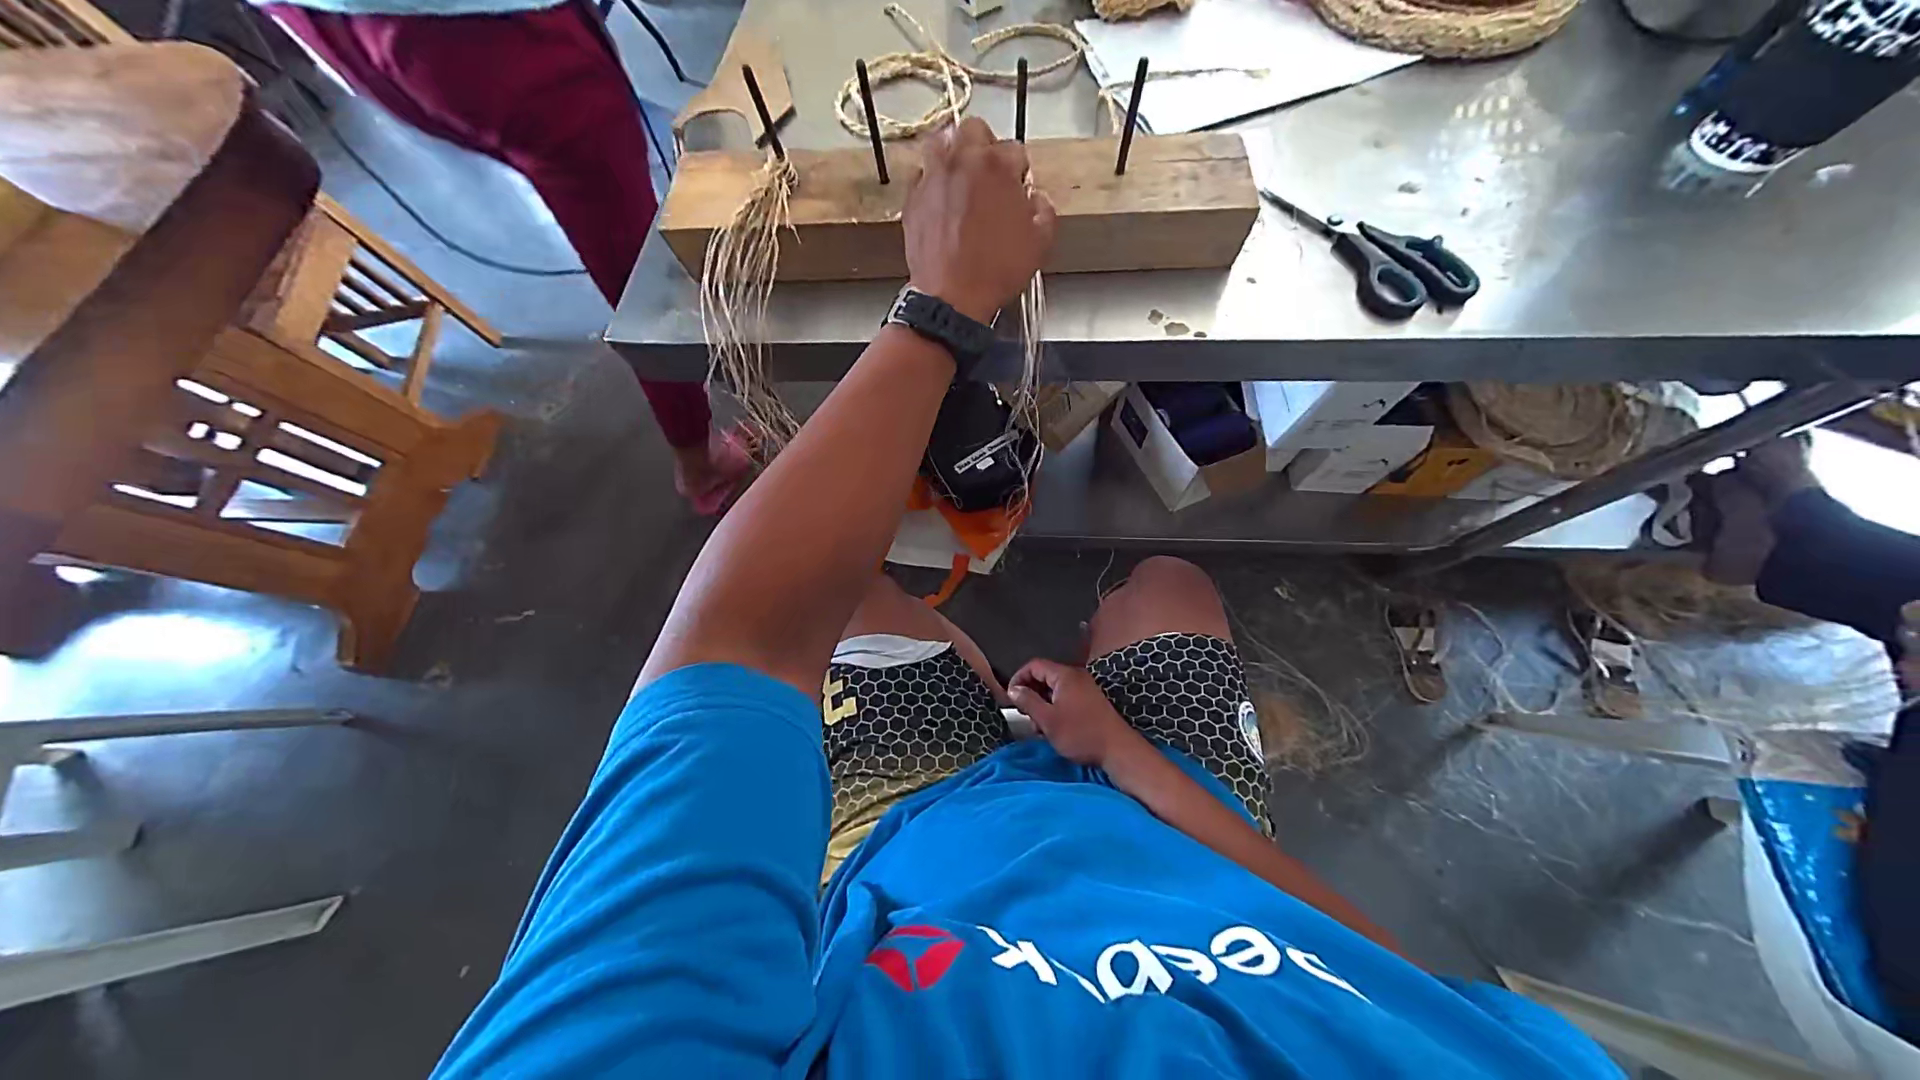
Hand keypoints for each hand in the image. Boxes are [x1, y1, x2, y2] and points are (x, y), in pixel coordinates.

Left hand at [902, 116, 1057, 323]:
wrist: (952, 296)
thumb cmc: (996, 271)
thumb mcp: (1039, 243)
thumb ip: (1044, 210)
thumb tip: (1036, 200)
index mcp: (998, 165)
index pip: (1015, 150)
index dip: (1019, 171)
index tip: (1018, 189)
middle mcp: (963, 161)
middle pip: (975, 130)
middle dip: (985, 146)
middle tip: (989, 174)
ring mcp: (933, 177)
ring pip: (941, 141)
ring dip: (954, 152)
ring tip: (961, 176)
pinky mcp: (913, 198)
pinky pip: (921, 174)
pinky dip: (931, 180)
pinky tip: (940, 199)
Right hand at [1007, 658, 1144, 767]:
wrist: (1117, 750)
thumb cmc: (1081, 734)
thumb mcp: (1047, 719)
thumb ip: (1028, 701)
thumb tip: (1013, 689)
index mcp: (1065, 675)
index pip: (1034, 665)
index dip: (1019, 678)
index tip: (1010, 697)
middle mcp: (1076, 677)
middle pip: (1044, 677)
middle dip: (1031, 694)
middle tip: (1025, 714)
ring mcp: (1085, 689)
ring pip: (1054, 690)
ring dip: (1042, 705)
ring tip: (1040, 727)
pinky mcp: (1089, 701)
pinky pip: (1065, 698)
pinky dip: (1055, 709)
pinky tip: (1053, 728)